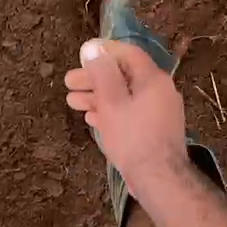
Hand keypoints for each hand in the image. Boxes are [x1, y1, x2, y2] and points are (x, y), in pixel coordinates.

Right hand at [64, 39, 190, 197]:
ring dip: (97, 96)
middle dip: (94, 78)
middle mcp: (158, 91)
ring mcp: (157, 112)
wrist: (158, 178)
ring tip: (72, 102)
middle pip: (123, 76)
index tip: (82, 54)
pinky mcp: (153, 130)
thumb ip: (101, 73)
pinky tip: (92, 118)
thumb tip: (92, 48)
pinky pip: (129, 112)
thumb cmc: (132, 136)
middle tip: (68, 82)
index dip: (104, 51)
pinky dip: (109, 111)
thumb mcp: (111, 101)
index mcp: (152, 79)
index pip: (128, 54)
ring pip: (123, 96)